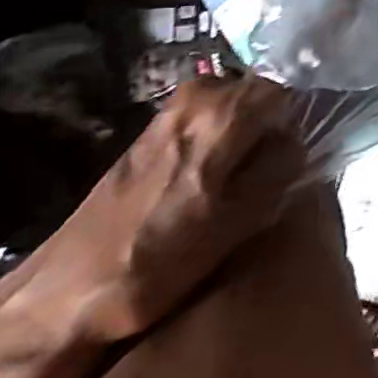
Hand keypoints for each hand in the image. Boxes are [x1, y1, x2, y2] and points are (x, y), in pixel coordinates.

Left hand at [0, 77, 305, 377]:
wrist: (66, 289)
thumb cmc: (158, 258)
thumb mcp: (239, 222)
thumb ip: (281, 169)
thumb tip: (301, 139)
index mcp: (222, 110)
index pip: (290, 87)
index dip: (306, 116)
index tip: (311, 148)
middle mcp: (197, 93)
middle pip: (263, 94)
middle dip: (277, 127)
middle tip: (281, 170)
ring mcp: (172, 108)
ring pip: (238, 106)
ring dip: (251, 135)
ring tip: (252, 179)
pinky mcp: (155, 128)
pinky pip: (212, 118)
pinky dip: (226, 139)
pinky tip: (222, 178)